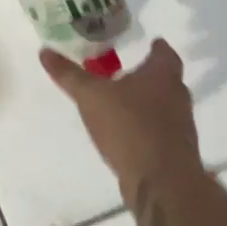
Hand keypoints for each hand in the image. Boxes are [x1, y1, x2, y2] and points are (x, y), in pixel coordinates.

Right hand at [41, 40, 202, 196]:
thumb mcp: (90, 95)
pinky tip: (127, 130)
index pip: (165, 53)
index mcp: (161, 76)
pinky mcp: (177, 153)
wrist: (162, 183)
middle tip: (128, 67)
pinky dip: (147, 125)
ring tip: (123, 99)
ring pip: (166, 106)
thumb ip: (69, 74)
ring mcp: (181, 127)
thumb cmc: (129, 126)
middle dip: (150, 74)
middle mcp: (177, 98)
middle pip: (168, 80)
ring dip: (149, 101)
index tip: (150, 42)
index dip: (157, 47)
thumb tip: (45, 50)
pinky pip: (162, 130)